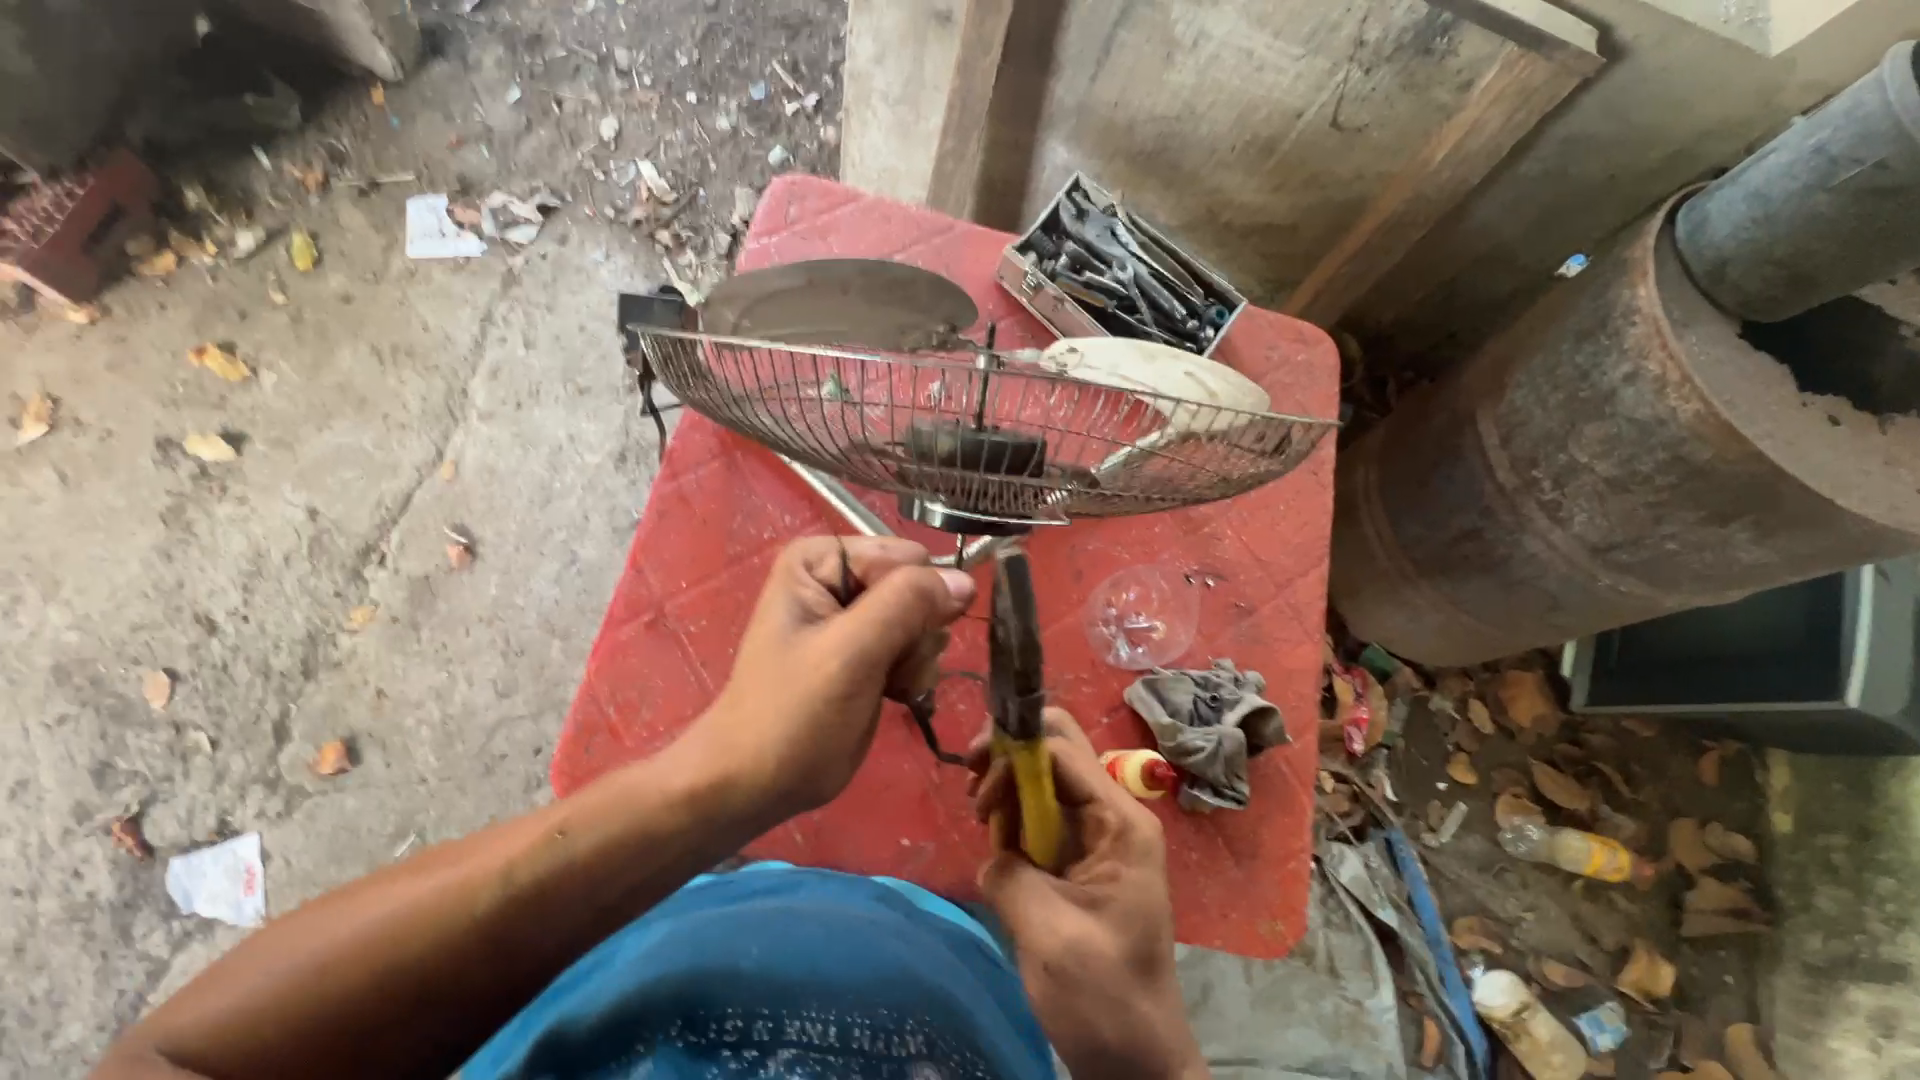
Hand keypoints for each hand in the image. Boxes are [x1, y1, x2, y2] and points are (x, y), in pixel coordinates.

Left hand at [687, 535, 975, 818]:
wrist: (759, 782)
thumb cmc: (793, 714)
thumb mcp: (849, 652)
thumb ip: (907, 604)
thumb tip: (966, 580)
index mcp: (821, 559)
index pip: (906, 557)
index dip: (912, 598)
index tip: (894, 642)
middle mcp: (839, 578)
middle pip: (919, 587)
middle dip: (915, 632)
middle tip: (886, 668)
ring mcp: (856, 618)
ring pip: (926, 620)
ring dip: (916, 658)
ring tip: (884, 685)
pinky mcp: (870, 653)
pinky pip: (918, 647)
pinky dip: (913, 674)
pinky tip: (892, 695)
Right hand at [970, 708, 1205, 1079]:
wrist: (1135, 1058)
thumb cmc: (1103, 997)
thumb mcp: (1048, 932)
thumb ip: (1010, 873)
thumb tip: (994, 852)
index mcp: (1120, 823)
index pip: (1063, 751)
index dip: (1014, 750)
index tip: (974, 780)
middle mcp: (1111, 818)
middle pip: (1056, 754)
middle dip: (1009, 759)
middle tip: (974, 794)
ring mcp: (1096, 840)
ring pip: (1043, 783)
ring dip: (1008, 791)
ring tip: (982, 822)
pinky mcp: (1078, 864)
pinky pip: (1040, 821)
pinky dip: (1013, 822)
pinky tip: (996, 844)